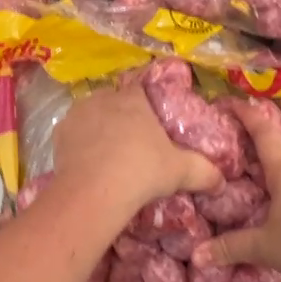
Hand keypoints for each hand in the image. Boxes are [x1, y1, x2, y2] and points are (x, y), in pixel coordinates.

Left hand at [50, 81, 221, 213]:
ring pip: (91, 116)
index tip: (151, 125)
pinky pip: (73, 135)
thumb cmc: (142, 171)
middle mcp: (103, 98)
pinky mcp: (58, 134)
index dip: (146, 106)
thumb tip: (222, 181)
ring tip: (108, 157)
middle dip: (121, 118)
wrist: (93, 191)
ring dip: (98, 130)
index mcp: (134, 98)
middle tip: (132, 145)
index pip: (141, 90)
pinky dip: (80, 146)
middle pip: (114, 102)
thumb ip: (204, 172)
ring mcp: (77, 114)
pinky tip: (88, 165)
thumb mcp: (181, 172)